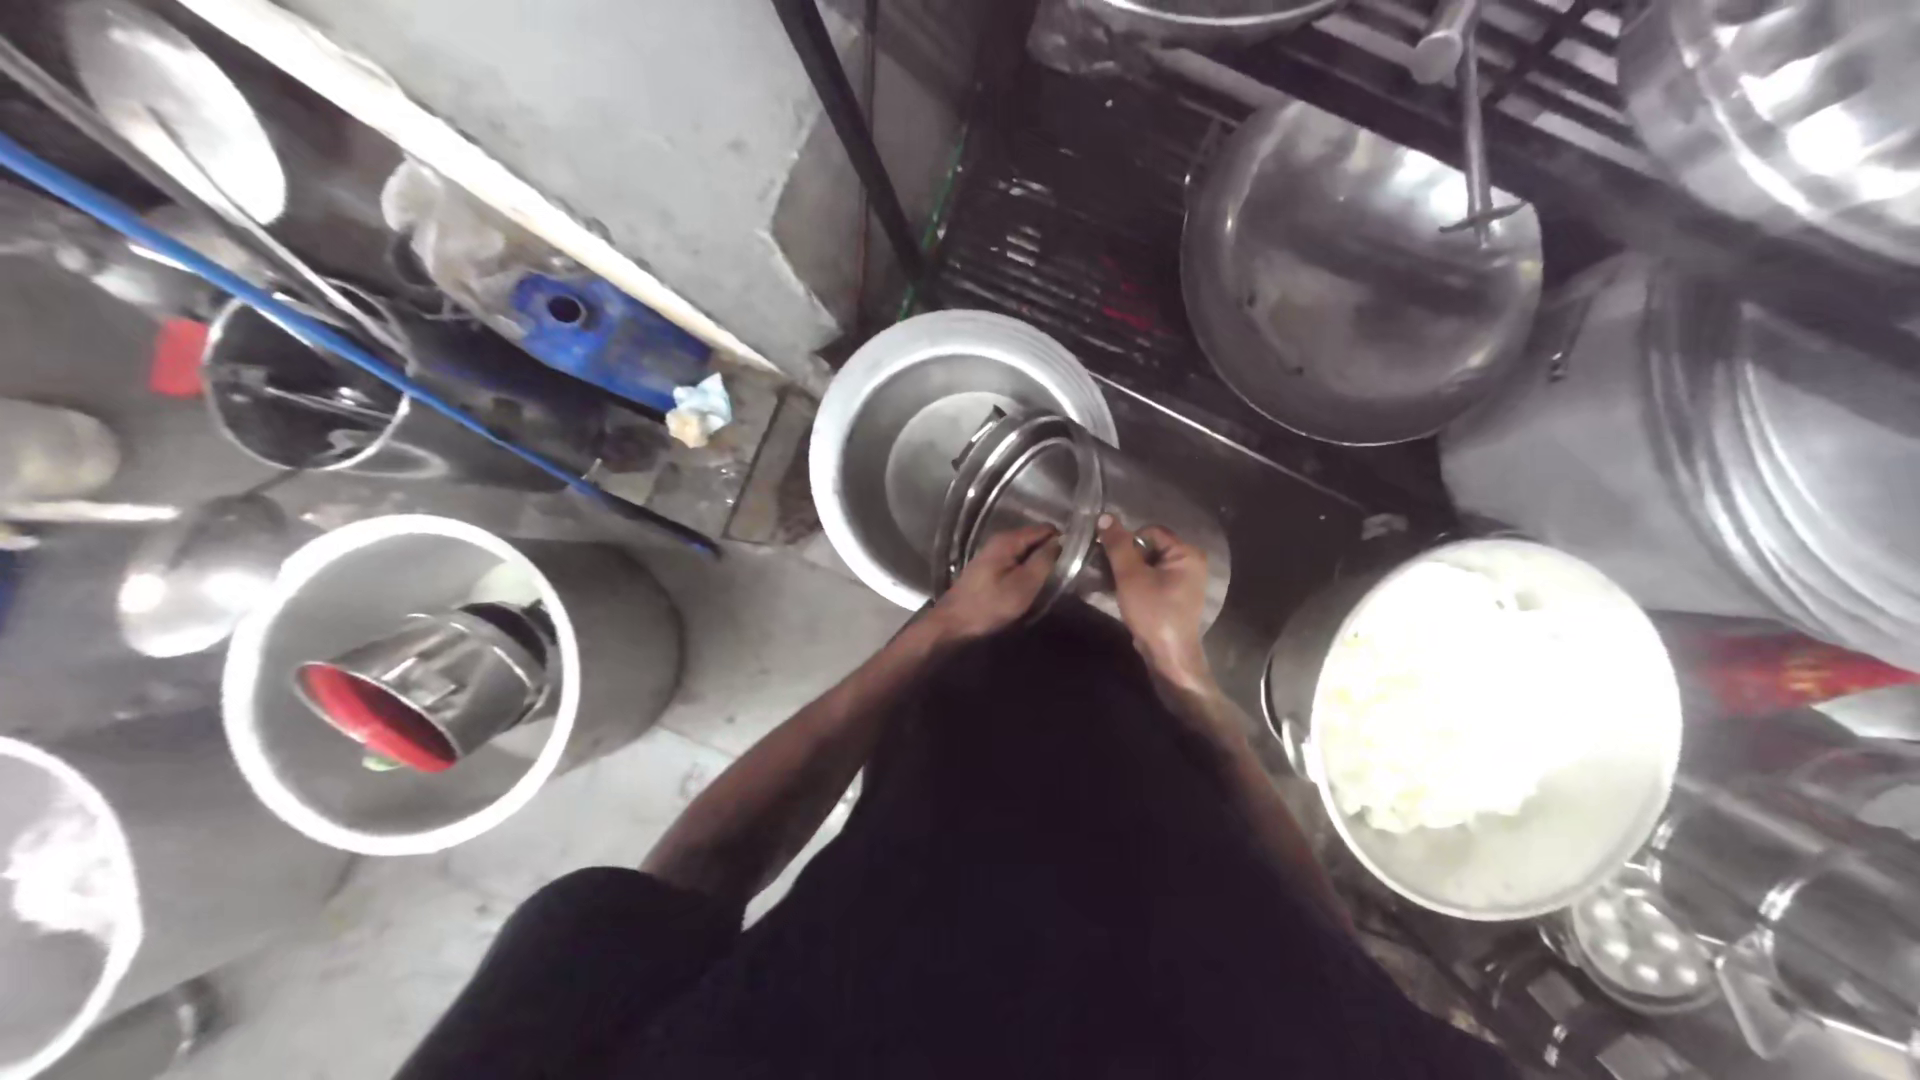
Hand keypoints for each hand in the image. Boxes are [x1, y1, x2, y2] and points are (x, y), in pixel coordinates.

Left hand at [927, 524, 1061, 641]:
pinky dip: (1026, 571)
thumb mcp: (1023, 585)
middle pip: (1035, 539)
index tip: (1076, 558)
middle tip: (1066, 573)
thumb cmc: (990, 605)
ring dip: (1038, 564)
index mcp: (1008, 540)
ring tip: (1053, 581)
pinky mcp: (990, 569)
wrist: (954, 623)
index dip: (1062, 540)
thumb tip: (1062, 541)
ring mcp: (993, 555)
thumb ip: (1044, 561)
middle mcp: (1000, 541)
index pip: (1045, 529)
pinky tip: (1032, 585)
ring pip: (1026, 552)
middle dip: (1050, 552)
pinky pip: (1016, 563)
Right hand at [1098, 515, 1212, 691]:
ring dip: (1131, 571)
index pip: (1150, 532)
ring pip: (1150, 564)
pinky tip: (1128, 596)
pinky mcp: (1177, 596)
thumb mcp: (1130, 575)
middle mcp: (1191, 563)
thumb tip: (1105, 516)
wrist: (1168, 655)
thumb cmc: (1152, 611)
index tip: (1111, 560)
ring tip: (1118, 585)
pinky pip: (1154, 578)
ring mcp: (1186, 581)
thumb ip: (1118, 545)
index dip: (1127, 542)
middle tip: (1112, 573)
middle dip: (1128, 557)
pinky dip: (1139, 582)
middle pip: (1150, 547)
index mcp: (1187, 553)